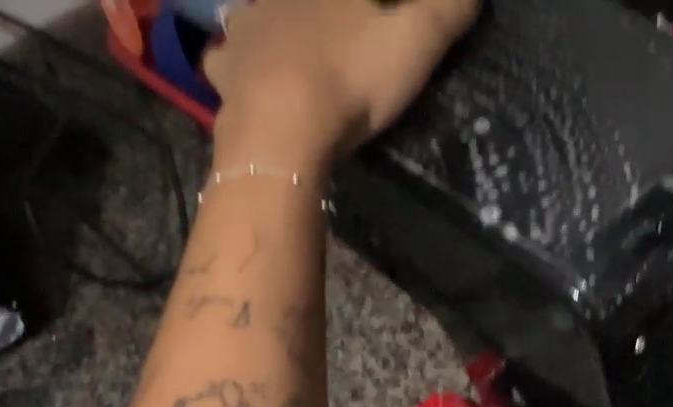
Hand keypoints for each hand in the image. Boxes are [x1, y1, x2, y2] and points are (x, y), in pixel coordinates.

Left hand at [203, 0, 480, 169]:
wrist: (283, 128)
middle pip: (299, 2)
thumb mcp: (415, 42)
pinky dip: (236, 63)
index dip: (374, 8)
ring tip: (293, 49)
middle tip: (342, 33)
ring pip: (255, 15)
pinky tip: (247, 75)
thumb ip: (446, 9)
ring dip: (271, 26)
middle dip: (321, 11)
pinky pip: (226, 59)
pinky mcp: (226, 74)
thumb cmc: (353, 77)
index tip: (380, 22)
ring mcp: (244, 31)